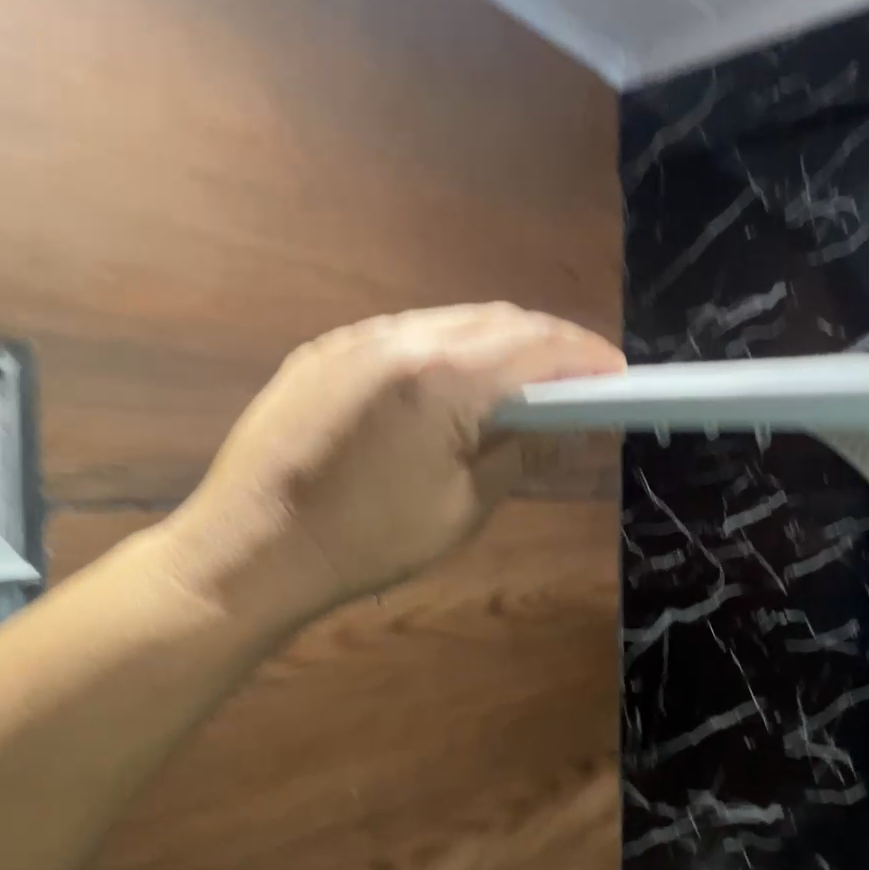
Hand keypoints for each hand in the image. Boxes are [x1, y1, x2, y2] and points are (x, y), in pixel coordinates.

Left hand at [156, 304, 624, 625]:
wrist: (250, 549)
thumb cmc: (368, 541)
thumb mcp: (464, 506)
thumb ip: (523, 452)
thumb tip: (568, 425)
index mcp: (442, 379)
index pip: (538, 347)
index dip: (587, 355)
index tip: (618, 373)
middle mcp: (402, 339)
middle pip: (501, 320)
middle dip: (552, 341)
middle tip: (584, 376)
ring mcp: (358, 338)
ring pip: (455, 320)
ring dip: (505, 340)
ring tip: (532, 377)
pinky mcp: (328, 349)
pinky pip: (411, 332)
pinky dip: (454, 345)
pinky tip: (463, 380)